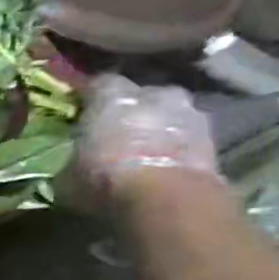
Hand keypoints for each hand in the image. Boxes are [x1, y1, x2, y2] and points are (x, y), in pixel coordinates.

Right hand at [78, 74, 221, 196]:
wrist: (166, 197)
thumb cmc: (104, 179)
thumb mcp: (67, 174)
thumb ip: (69, 158)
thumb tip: (67, 161)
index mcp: (112, 96)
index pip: (98, 82)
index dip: (88, 95)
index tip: (79, 108)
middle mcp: (153, 94)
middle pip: (140, 93)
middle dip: (129, 108)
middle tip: (113, 128)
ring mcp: (188, 112)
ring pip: (167, 111)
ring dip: (156, 124)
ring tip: (140, 147)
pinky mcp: (212, 136)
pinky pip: (186, 132)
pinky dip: (174, 142)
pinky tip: (160, 161)